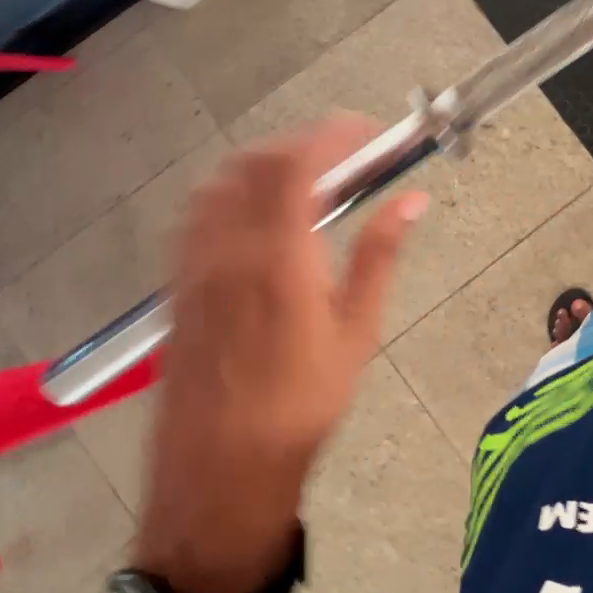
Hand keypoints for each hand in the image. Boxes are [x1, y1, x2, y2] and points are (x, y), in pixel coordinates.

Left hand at [134, 116, 428, 592]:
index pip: (297, 166)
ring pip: (220, 181)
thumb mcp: (359, 328)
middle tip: (345, 152)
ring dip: (264, 161)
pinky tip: (258, 211)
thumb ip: (380, 254)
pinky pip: (198, 211)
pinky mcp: (179, 281)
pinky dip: (231, 188)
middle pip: (255, 163)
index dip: (330, 134)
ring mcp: (195, 263)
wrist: (222, 464)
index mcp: (280, 256)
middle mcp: (229, 248)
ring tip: (306, 174)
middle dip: (302, 141)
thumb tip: (413, 198)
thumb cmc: (305, 398)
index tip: (366, 129)